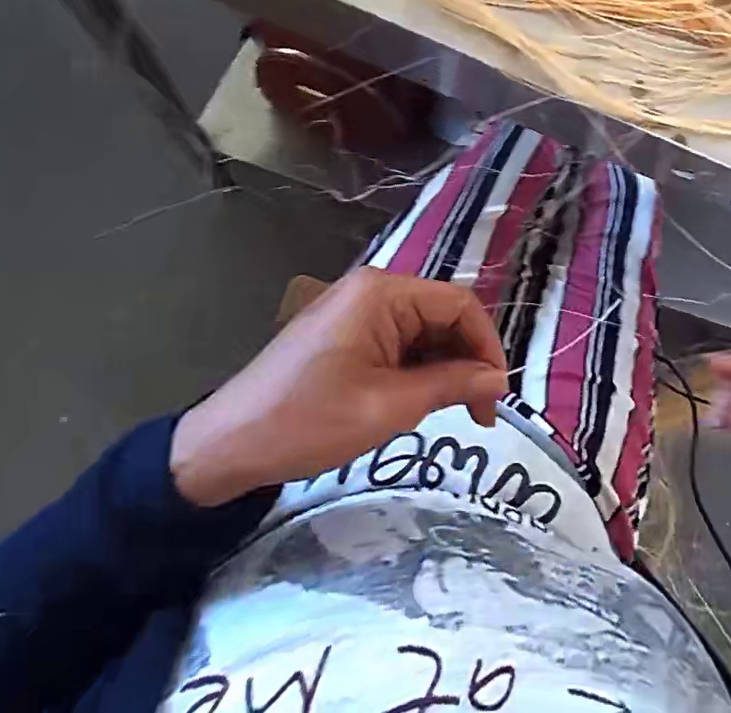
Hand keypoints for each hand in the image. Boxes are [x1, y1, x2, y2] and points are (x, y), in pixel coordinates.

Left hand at [169, 269, 507, 506]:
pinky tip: (416, 403)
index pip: (458, 302)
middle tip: (478, 415)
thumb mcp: (389, 406)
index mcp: (381, 293)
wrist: (233, 439)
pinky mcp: (343, 332)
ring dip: (442, 369)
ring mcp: (353, 310)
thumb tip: (496, 379)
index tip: (496, 396)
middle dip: (466, 360)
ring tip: (448, 414)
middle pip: (440, 314)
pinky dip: (414, 370)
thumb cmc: (310, 419)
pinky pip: (394, 342)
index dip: (487, 345)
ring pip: (420, 331)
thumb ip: (450, 384)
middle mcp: (370, 290)